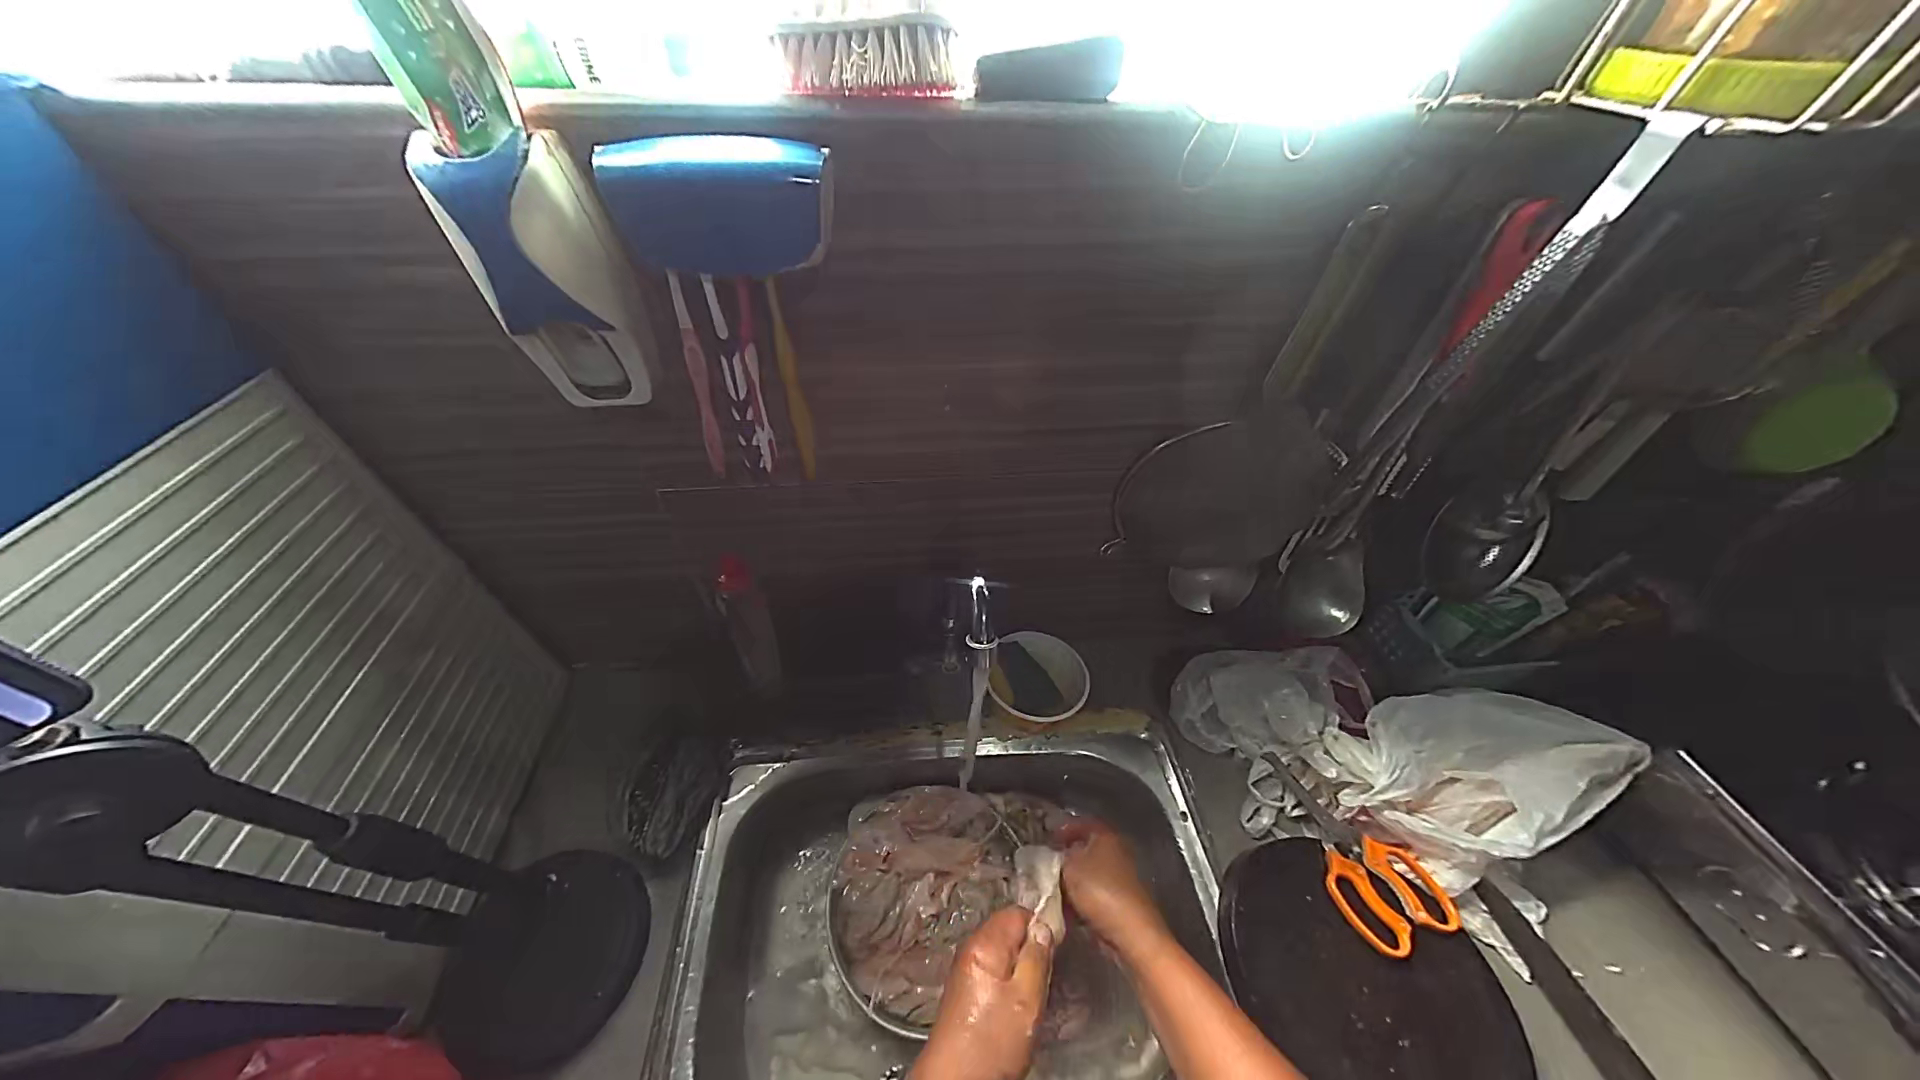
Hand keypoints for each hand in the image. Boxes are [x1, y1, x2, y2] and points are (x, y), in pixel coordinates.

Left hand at [911, 906, 1054, 1079]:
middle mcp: (972, 947)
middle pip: (1010, 931)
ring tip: (1034, 994)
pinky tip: (1018, 1005)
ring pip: (1005, 952)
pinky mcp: (968, 988)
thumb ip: (1037, 958)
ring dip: (1023, 968)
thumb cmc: (992, 1041)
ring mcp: (967, 967)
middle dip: (1032, 949)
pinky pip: (996, 970)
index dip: (1041, 924)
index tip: (1057, 947)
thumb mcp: (1026, 999)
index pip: (1018, 913)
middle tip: (1046, 977)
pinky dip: (1010, 981)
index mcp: (984, 942)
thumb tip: (1044, 926)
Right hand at [1055, 818, 1167, 956]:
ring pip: (1089, 874)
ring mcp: (1122, 878)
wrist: (1131, 933)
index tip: (1048, 840)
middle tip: (1046, 867)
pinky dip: (1081, 899)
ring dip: (1072, 882)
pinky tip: (1068, 910)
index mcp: (1106, 836)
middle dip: (1065, 858)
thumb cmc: (1099, 891)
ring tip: (1053, 891)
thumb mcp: (1069, 867)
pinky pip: (1095, 894)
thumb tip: (1055, 855)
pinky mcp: (1122, 902)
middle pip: (1085, 849)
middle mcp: (1117, 852)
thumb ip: (1058, 858)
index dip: (1063, 829)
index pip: (1081, 823)